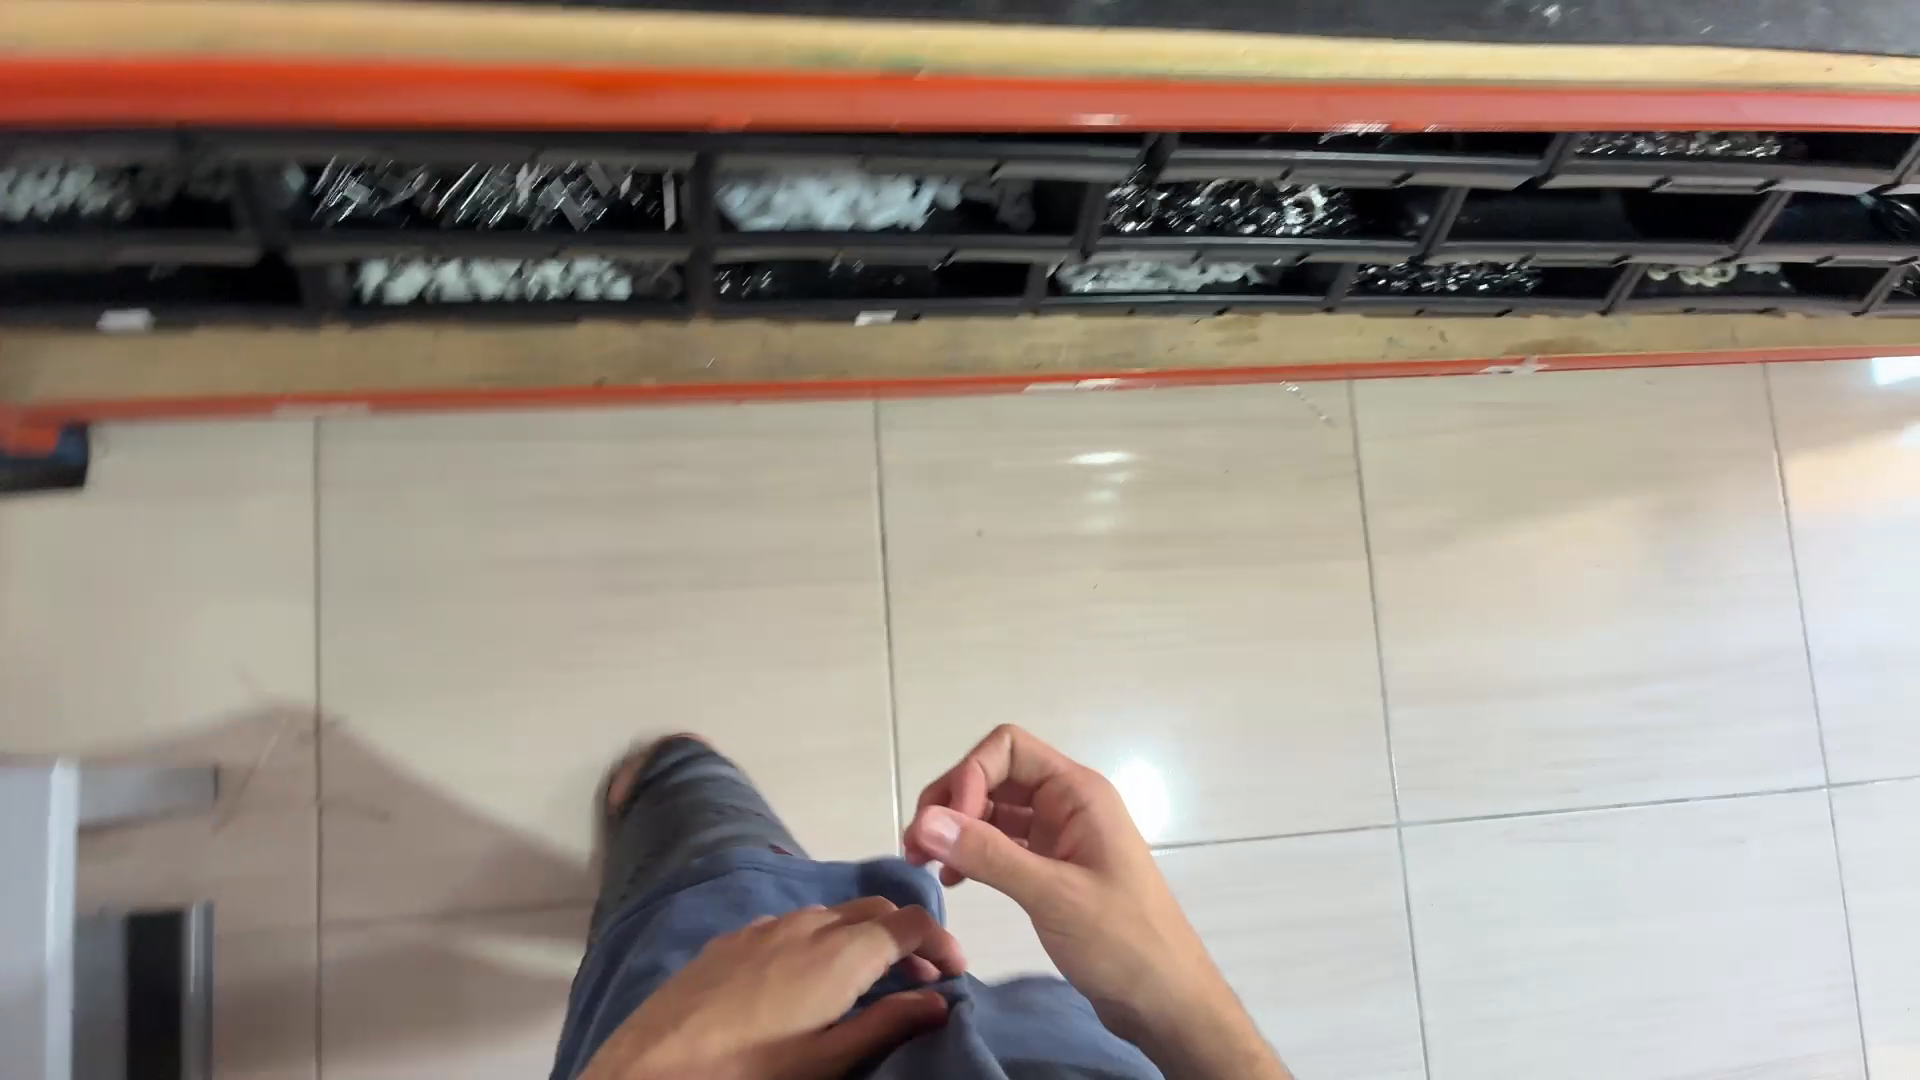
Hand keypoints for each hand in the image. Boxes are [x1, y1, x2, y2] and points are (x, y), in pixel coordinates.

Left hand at [580, 898, 964, 1079]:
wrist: (645, 1075)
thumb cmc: (747, 1075)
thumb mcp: (826, 1063)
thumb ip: (887, 1024)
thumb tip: (941, 999)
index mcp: (840, 952)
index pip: (908, 922)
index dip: (939, 940)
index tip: (956, 971)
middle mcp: (810, 923)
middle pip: (876, 910)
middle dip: (906, 936)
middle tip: (921, 978)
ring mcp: (768, 926)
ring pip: (835, 913)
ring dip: (864, 935)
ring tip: (869, 979)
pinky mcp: (735, 937)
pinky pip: (794, 923)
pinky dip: (822, 937)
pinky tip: (807, 976)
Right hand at [903, 725, 1289, 1079]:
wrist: (1167, 1003)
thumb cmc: (1122, 941)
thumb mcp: (1053, 895)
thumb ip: (988, 854)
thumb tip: (924, 821)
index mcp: (1076, 791)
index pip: (1008, 748)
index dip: (970, 775)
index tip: (948, 826)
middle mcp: (1065, 801)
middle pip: (995, 774)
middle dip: (953, 801)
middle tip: (917, 845)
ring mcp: (1059, 833)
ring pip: (994, 808)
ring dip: (957, 828)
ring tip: (925, 863)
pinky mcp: (1052, 865)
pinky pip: (1002, 841)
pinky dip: (974, 852)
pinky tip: (956, 879)